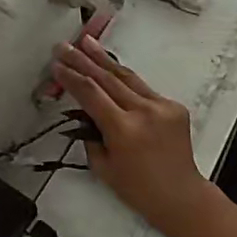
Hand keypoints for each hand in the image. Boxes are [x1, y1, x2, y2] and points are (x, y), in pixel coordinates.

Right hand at [51, 37, 217, 233]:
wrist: (180, 194)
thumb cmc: (139, 189)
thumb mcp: (104, 167)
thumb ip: (91, 136)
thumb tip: (84, 114)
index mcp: (123, 129)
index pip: (90, 94)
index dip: (71, 77)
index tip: (56, 65)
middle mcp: (144, 112)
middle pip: (107, 78)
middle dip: (82, 60)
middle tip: (64, 46)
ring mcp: (162, 106)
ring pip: (127, 77)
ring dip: (105, 59)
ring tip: (87, 42)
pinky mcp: (174, 107)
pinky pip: (144, 90)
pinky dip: (126, 80)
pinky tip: (112, 70)